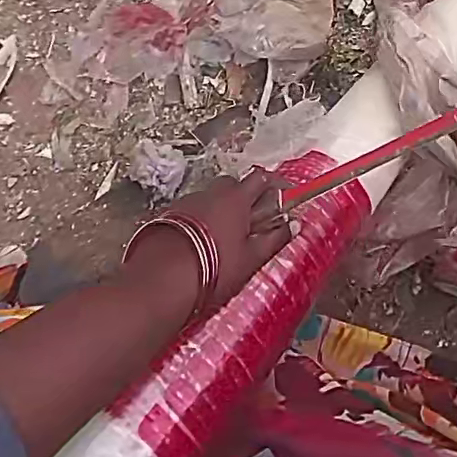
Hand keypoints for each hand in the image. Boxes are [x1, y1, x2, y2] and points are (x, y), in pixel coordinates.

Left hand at [127, 170, 291, 310]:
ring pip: (212, 198)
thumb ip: (274, 239)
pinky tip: (202, 241)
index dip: (274, 184)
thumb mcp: (251, 258)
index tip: (284, 195)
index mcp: (237, 199)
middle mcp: (213, 193)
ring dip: (222, 209)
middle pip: (233, 185)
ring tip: (226, 236)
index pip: (260, 178)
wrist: (162, 278)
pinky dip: (202, 219)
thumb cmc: (216, 267)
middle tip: (254, 219)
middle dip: (245, 196)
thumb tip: (294, 224)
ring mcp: (188, 201)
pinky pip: (194, 210)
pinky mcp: (170, 214)